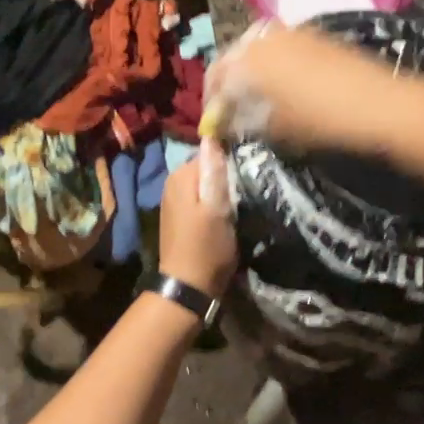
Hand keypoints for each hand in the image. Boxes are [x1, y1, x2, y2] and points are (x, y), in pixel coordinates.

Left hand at [157, 143, 236, 294]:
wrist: (188, 287)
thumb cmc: (207, 247)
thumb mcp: (217, 208)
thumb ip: (214, 172)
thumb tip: (212, 135)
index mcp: (181, 176)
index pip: (209, 150)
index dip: (230, 156)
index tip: (251, 166)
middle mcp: (173, 182)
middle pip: (206, 166)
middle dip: (226, 172)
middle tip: (250, 184)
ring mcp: (174, 199)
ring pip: (205, 182)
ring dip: (222, 188)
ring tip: (242, 198)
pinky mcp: (179, 215)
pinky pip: (200, 196)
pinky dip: (213, 201)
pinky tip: (228, 211)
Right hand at [204, 21, 408, 152]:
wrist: (380, 102)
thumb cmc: (324, 120)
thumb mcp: (278, 127)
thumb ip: (247, 119)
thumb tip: (230, 120)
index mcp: (250, 60)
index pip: (217, 75)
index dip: (213, 99)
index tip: (214, 120)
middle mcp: (265, 38)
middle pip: (234, 56)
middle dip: (229, 79)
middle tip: (230, 105)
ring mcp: (291, 32)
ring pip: (256, 47)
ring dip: (250, 67)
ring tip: (254, 93)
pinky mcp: (313, 34)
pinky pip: (280, 44)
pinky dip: (272, 60)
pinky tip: (280, 81)